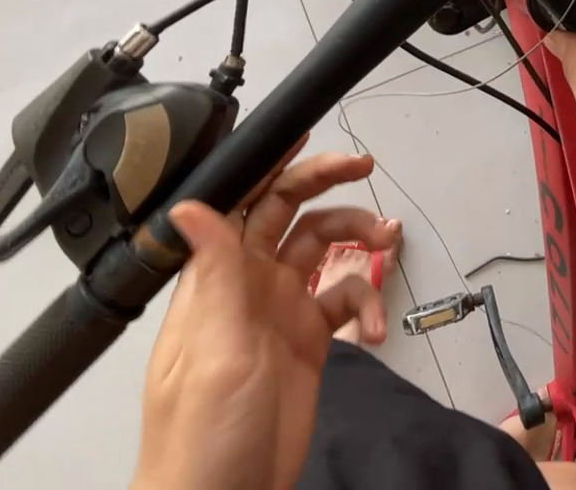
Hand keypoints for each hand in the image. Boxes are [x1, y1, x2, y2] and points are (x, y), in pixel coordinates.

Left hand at [133, 146, 399, 489]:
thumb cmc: (200, 439)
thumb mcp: (212, 350)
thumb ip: (214, 273)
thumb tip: (191, 207)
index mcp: (218, 280)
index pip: (244, 203)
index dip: (274, 165)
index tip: (307, 136)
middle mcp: (250, 285)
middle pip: (291, 213)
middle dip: (328, 183)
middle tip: (363, 167)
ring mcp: (281, 310)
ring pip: (326, 249)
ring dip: (358, 240)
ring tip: (385, 244)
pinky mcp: (308, 338)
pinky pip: (345, 300)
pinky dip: (366, 305)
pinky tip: (372, 327)